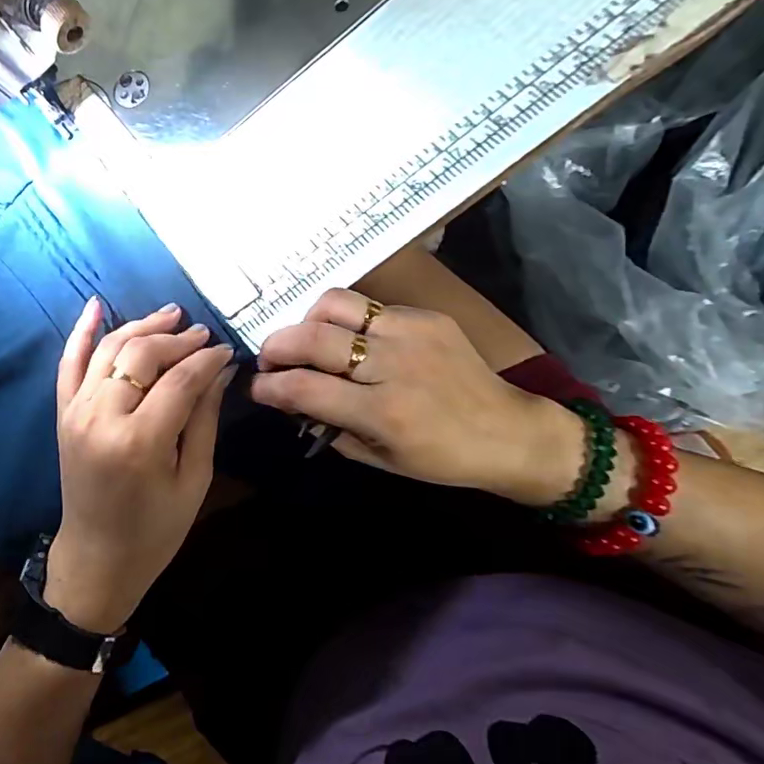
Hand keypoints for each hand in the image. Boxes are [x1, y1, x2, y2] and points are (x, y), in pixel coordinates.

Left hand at [46, 298, 236, 633]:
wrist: (97, 559)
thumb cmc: (156, 529)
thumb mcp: (194, 478)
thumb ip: (204, 418)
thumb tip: (219, 369)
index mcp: (140, 442)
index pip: (180, 379)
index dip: (207, 358)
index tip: (226, 350)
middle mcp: (102, 418)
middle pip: (142, 354)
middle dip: (177, 338)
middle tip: (203, 334)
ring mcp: (76, 413)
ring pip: (109, 349)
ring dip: (141, 326)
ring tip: (171, 316)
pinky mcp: (63, 415)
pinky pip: (69, 364)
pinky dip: (82, 332)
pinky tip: (97, 305)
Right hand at [250, 288, 590, 506]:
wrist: (506, 430)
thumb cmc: (441, 458)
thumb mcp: (380, 458)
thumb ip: (332, 428)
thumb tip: (293, 400)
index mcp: (382, 411)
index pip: (303, 387)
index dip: (269, 385)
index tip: (257, 387)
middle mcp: (393, 364)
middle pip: (312, 337)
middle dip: (276, 345)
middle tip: (269, 358)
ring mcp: (411, 332)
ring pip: (336, 305)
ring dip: (308, 320)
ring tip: (307, 339)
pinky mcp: (426, 316)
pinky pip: (370, 307)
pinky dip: (349, 322)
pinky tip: (353, 340)